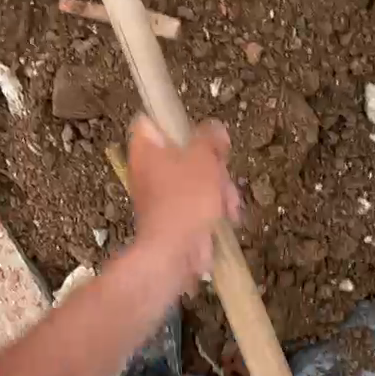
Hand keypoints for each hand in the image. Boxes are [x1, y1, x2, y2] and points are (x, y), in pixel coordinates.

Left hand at [126, 115, 241, 285]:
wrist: (173, 254)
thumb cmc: (184, 201)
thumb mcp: (203, 160)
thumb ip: (209, 139)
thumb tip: (214, 128)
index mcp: (145, 149)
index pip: (150, 121)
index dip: (176, 122)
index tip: (199, 132)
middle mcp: (146, 170)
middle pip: (182, 153)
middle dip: (211, 164)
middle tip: (222, 174)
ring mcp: (158, 196)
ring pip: (194, 179)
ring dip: (217, 189)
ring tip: (229, 205)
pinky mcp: (171, 218)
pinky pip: (195, 203)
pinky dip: (211, 208)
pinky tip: (227, 219)